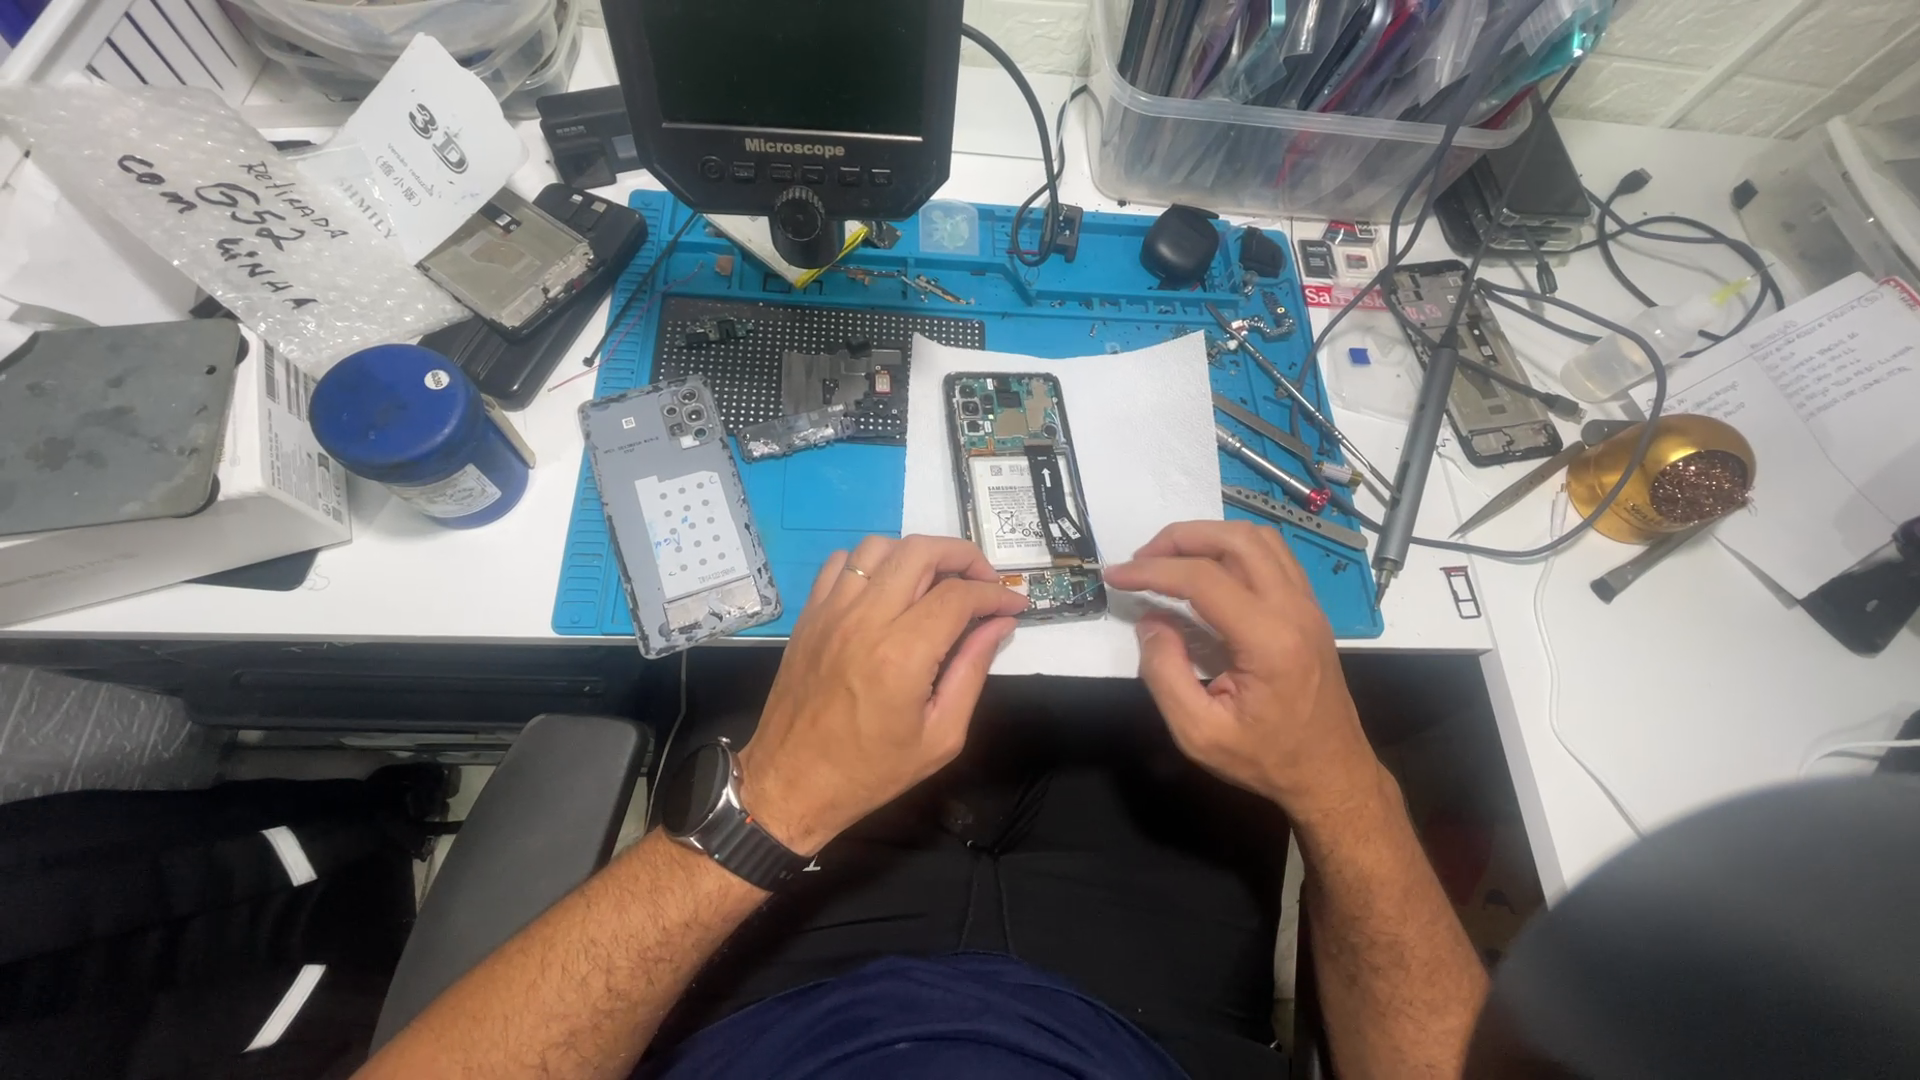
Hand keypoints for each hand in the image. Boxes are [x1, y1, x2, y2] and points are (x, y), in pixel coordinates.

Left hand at [736, 535, 1025, 855]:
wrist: (792, 782)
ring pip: (880, 547)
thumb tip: (999, 624)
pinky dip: (873, 562)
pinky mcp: (810, 615)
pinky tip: (888, 587)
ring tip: (937, 581)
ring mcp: (831, 612)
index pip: (959, 596)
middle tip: (984, 579)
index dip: (995, 593)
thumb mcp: (940, 736)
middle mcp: (865, 620)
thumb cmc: (871, 771)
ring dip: (917, 554)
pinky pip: (840, 562)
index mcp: (902, 655)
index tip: (1013, 604)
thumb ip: (973, 671)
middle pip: (920, 552)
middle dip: (963, 556)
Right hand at [1104, 521, 1381, 823]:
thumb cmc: (1266, 760)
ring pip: (1258, 538)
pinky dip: (1232, 547)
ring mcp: (1308, 605)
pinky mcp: (1309, 609)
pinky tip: (1207, 567)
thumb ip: (1165, 673)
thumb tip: (1150, 622)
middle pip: (1235, 539)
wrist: (1333, 775)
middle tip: (1140, 559)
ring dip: (1208, 536)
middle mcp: (1294, 610)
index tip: (1114, 576)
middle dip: (1179, 538)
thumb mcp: (1199, 733)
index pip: (1203, 578)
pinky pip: (1273, 555)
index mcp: (1269, 640)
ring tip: (1170, 559)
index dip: (1151, 570)